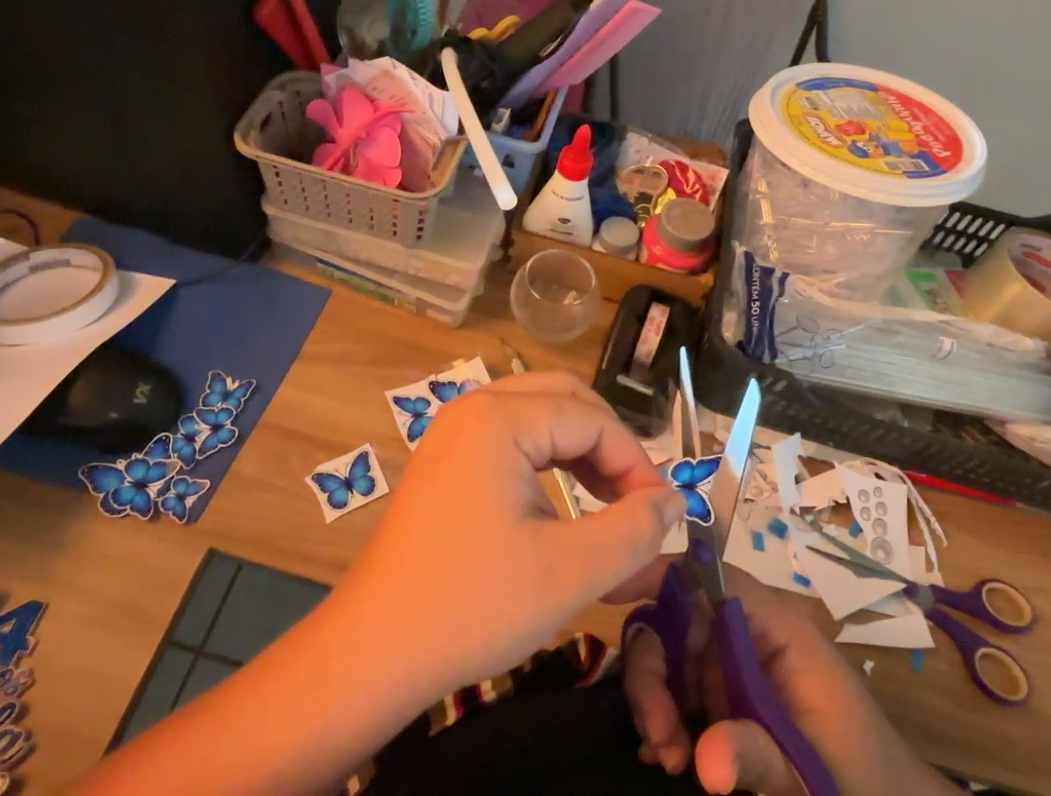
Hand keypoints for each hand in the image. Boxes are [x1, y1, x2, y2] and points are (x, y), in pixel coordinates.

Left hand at [336, 371, 686, 694]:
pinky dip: (547, 463)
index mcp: (498, 420)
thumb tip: (674, 500)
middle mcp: (472, 410)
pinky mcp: (444, 462)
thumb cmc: (474, 606)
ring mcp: (452, 434)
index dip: (637, 464)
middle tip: (638, 500)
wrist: (376, 649)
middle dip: (610, 447)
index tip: (663, 517)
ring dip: (581, 451)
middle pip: (565, 401)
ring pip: (538, 417)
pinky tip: (565, 504)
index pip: (592, 421)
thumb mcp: (571, 571)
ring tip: (611, 503)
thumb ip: (635, 529)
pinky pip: (510, 440)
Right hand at [624, 568, 952, 795]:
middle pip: (677, 620)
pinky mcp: (728, 699)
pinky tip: (666, 757)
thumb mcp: (812, 777)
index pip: (711, 578)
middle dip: (652, 672)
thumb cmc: (864, 782)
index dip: (659, 573)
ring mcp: (736, 667)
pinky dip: (663, 719)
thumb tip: (703, 760)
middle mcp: (750, 638)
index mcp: (778, 631)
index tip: (610, 592)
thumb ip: (760, 759)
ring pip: (670, 657)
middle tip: (658, 738)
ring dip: (655, 703)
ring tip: (668, 759)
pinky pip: (678, 691)